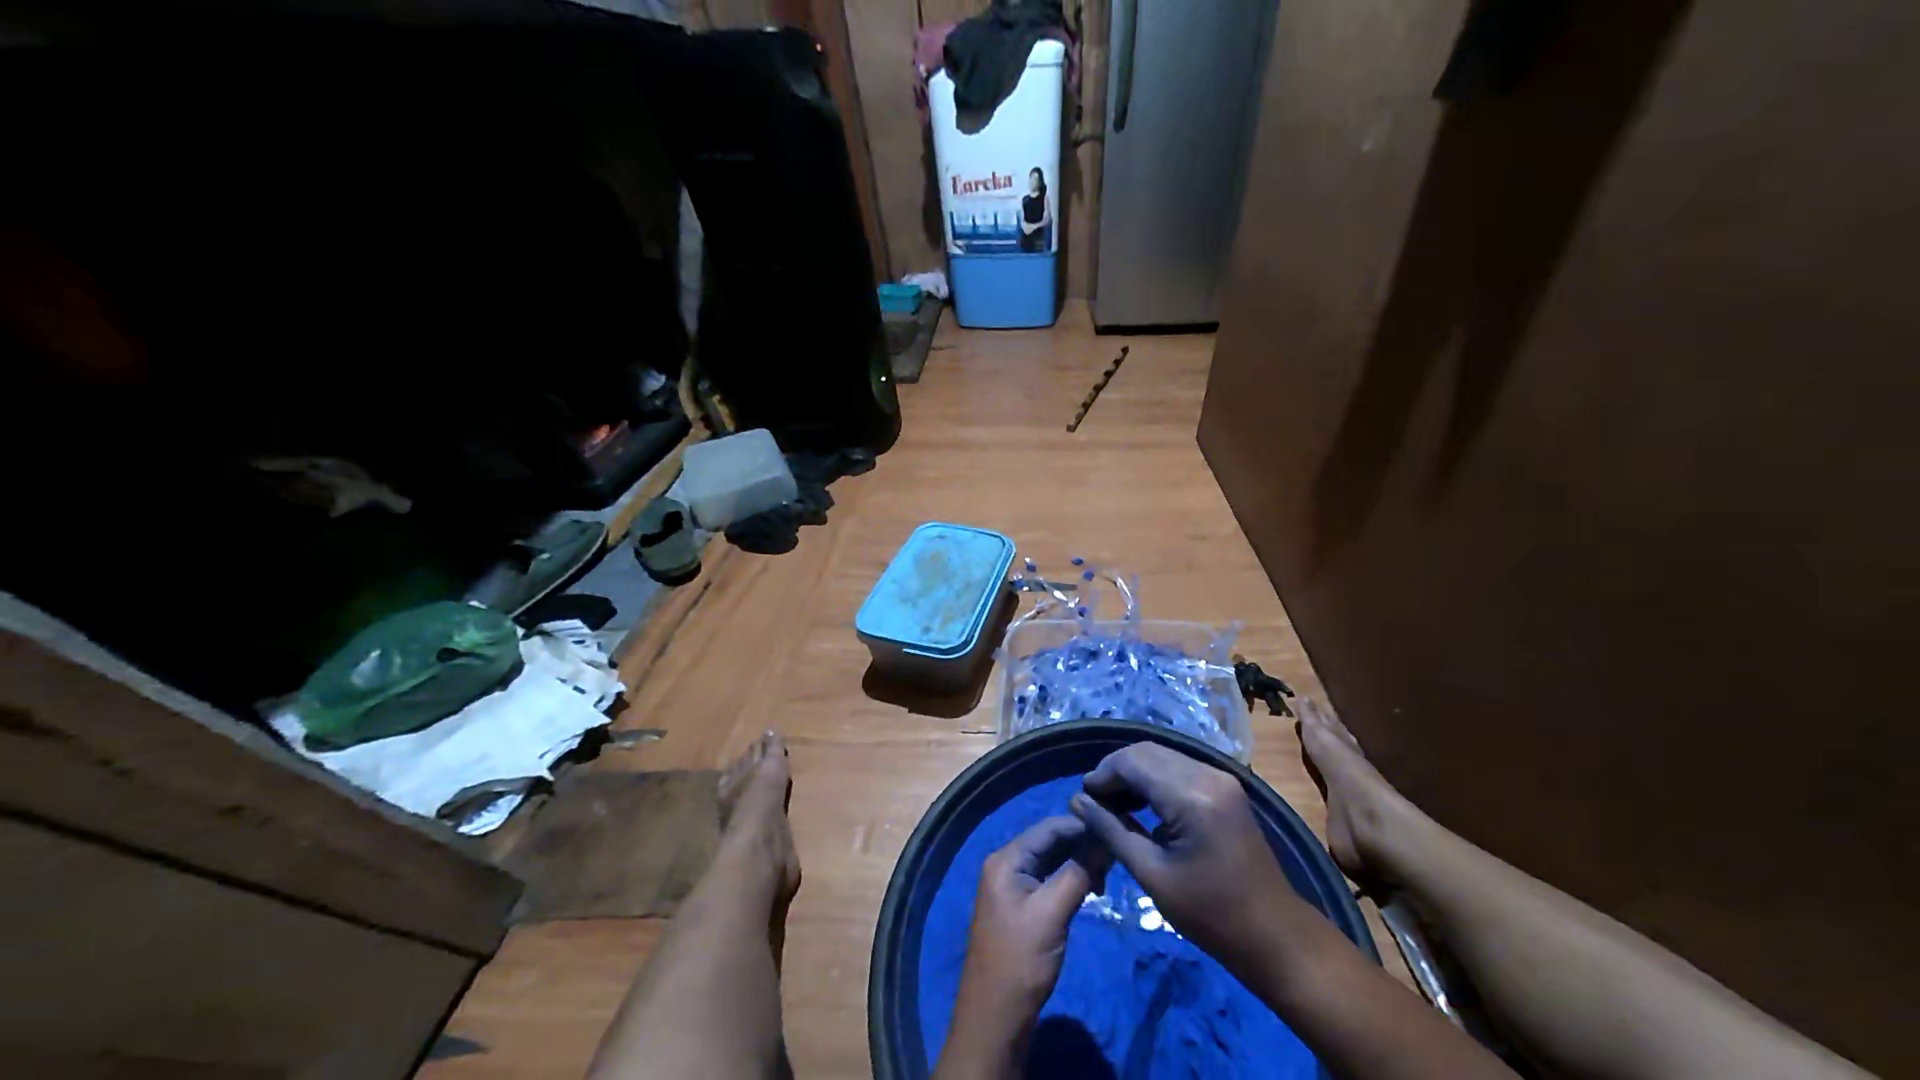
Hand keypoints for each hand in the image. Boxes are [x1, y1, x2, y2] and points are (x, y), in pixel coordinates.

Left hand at [938, 817, 1107, 1079]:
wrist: (995, 1015)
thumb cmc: (1022, 959)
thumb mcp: (1052, 912)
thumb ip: (1078, 873)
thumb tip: (1105, 840)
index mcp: (1006, 859)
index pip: (1049, 827)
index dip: (1082, 824)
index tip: (1116, 827)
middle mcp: (1005, 865)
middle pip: (1049, 841)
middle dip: (1082, 843)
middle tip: (1117, 852)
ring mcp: (1011, 886)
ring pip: (1050, 861)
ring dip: (1078, 862)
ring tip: (1109, 872)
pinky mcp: (1020, 905)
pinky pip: (1048, 879)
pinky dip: (1069, 878)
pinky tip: (1091, 888)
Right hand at [1069, 743, 1298, 967]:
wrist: (1274, 934)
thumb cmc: (1209, 913)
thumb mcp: (1151, 873)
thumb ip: (1111, 830)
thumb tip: (1076, 801)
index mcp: (1192, 796)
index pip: (1132, 761)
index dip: (1101, 775)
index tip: (1082, 800)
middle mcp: (1209, 775)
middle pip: (1146, 751)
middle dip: (1115, 771)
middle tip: (1095, 803)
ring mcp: (1221, 778)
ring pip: (1162, 756)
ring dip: (1134, 773)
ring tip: (1113, 806)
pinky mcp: (1225, 788)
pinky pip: (1179, 768)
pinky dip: (1154, 779)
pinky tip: (1141, 806)